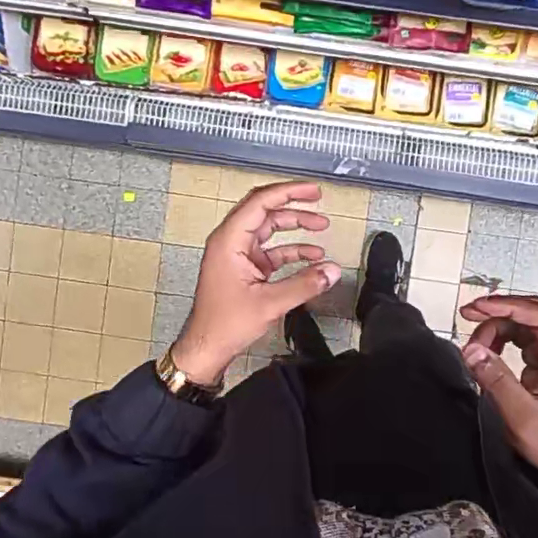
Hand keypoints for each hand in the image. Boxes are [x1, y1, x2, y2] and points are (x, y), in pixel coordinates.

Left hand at [170, 181, 340, 384]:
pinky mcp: (245, 269)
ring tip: (320, 226)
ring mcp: (238, 255)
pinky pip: (272, 251)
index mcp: (229, 241)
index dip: (288, 192)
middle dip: (294, 205)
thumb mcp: (270, 303)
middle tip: (317, 199)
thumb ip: (305, 284)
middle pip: (265, 211)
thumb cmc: (223, 324)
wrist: (207, 347)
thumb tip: (330, 270)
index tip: (311, 190)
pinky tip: (312, 257)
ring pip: (270, 230)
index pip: (260, 202)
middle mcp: (231, 243)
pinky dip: (292, 251)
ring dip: (295, 227)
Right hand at [458, 295, 537, 473]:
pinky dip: (500, 337)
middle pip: (534, 312)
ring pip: (524, 321)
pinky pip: (521, 334)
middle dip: (498, 311)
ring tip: (475, 350)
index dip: (508, 307)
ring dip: (496, 327)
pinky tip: (487, 351)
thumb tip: (472, 350)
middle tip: (467, 315)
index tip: (477, 308)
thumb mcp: (524, 420)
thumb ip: (497, 382)